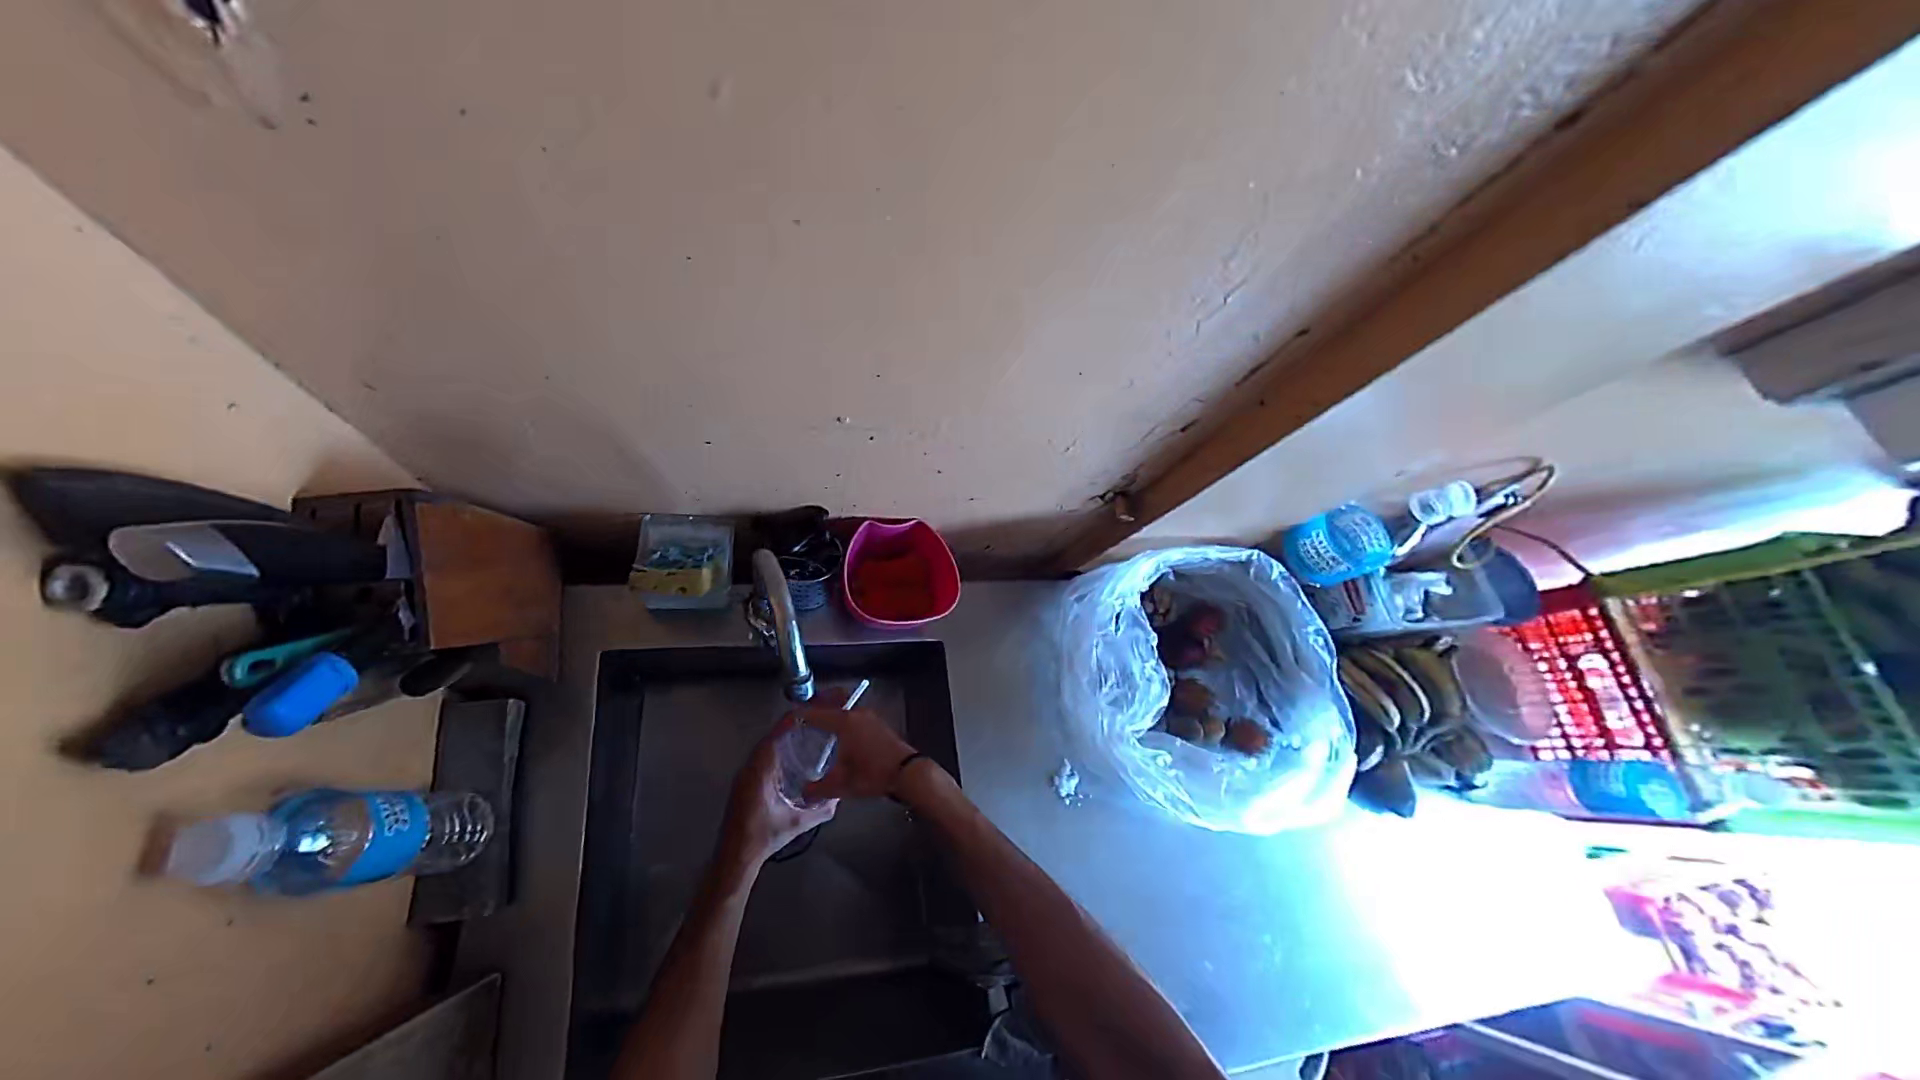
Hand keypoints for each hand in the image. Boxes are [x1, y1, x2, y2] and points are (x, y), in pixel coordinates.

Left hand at [718, 715, 837, 870]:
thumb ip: (821, 808)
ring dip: (783, 739)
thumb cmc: (763, 837)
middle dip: (790, 727)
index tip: (807, 711)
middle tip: (812, 720)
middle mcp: (749, 769)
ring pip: (764, 748)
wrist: (735, 857)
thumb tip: (838, 797)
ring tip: (804, 734)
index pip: (775, 737)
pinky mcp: (744, 784)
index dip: (791, 721)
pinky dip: (777, 751)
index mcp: (760, 773)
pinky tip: (790, 757)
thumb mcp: (797, 822)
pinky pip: (761, 758)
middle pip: (770, 738)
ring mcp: (744, 776)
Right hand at [796, 693, 919, 800]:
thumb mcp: (841, 784)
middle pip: (831, 701)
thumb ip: (818, 788)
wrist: (907, 772)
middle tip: (801, 717)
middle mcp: (856, 713)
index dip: (798, 716)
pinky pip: (854, 714)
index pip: (814, 713)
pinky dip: (843, 718)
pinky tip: (839, 734)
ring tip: (818, 726)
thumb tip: (803, 791)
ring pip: (844, 707)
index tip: (786, 722)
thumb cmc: (872, 774)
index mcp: (844, 722)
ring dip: (831, 711)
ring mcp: (869, 716)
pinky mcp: (878, 723)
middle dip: (816, 706)